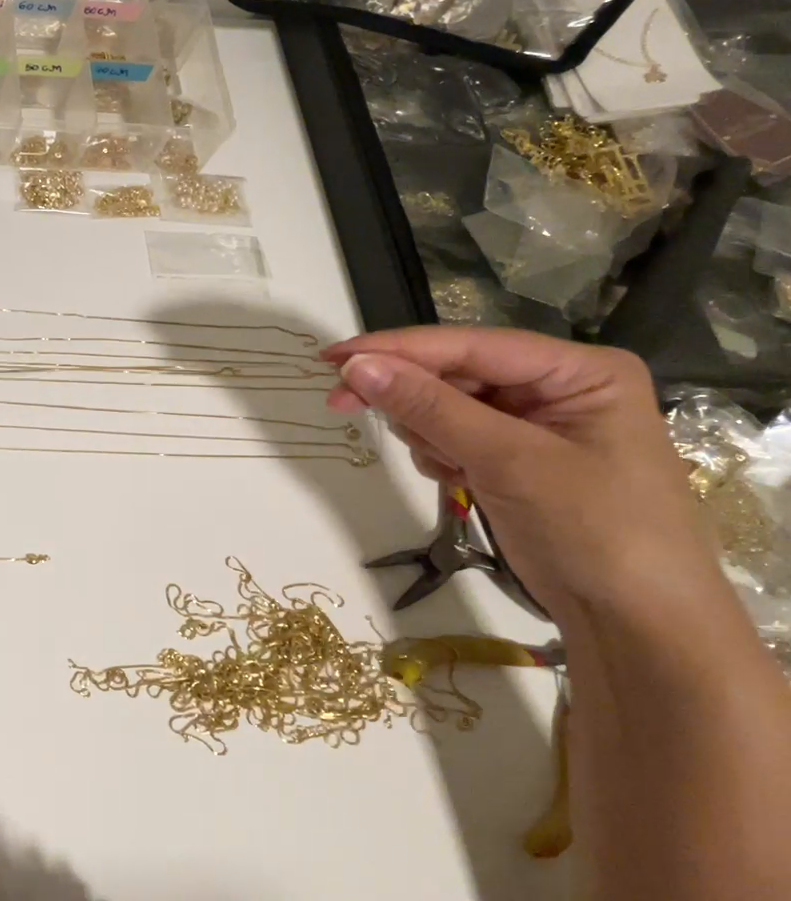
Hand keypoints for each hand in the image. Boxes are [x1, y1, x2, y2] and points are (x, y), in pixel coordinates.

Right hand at [322, 327, 714, 620]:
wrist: (636, 622)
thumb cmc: (595, 530)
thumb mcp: (508, 461)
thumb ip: (430, 407)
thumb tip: (356, 366)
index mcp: (579, 371)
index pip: (469, 345)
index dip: (396, 349)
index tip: (331, 358)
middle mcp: (557, 387)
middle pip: (452, 371)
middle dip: (410, 396)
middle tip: (342, 406)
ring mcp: (536, 424)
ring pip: (444, 404)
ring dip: (426, 431)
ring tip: (447, 469)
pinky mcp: (515, 458)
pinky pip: (451, 434)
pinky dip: (438, 453)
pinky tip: (454, 479)